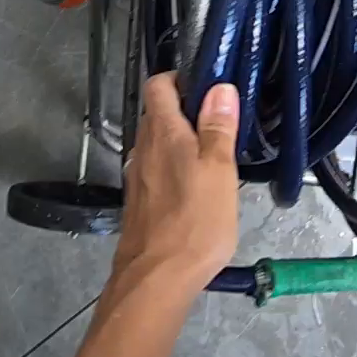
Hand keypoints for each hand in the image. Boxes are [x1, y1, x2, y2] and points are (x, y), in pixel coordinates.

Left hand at [111, 73, 239, 297]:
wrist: (156, 279)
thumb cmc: (194, 221)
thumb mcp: (218, 170)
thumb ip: (218, 127)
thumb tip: (219, 87)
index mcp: (162, 130)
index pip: (158, 85)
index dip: (179, 78)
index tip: (206, 86)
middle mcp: (143, 146)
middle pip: (157, 113)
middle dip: (185, 111)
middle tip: (219, 124)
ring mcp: (137, 174)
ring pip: (157, 143)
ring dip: (180, 141)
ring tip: (212, 157)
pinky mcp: (138, 200)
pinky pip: (155, 169)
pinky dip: (172, 167)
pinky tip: (194, 188)